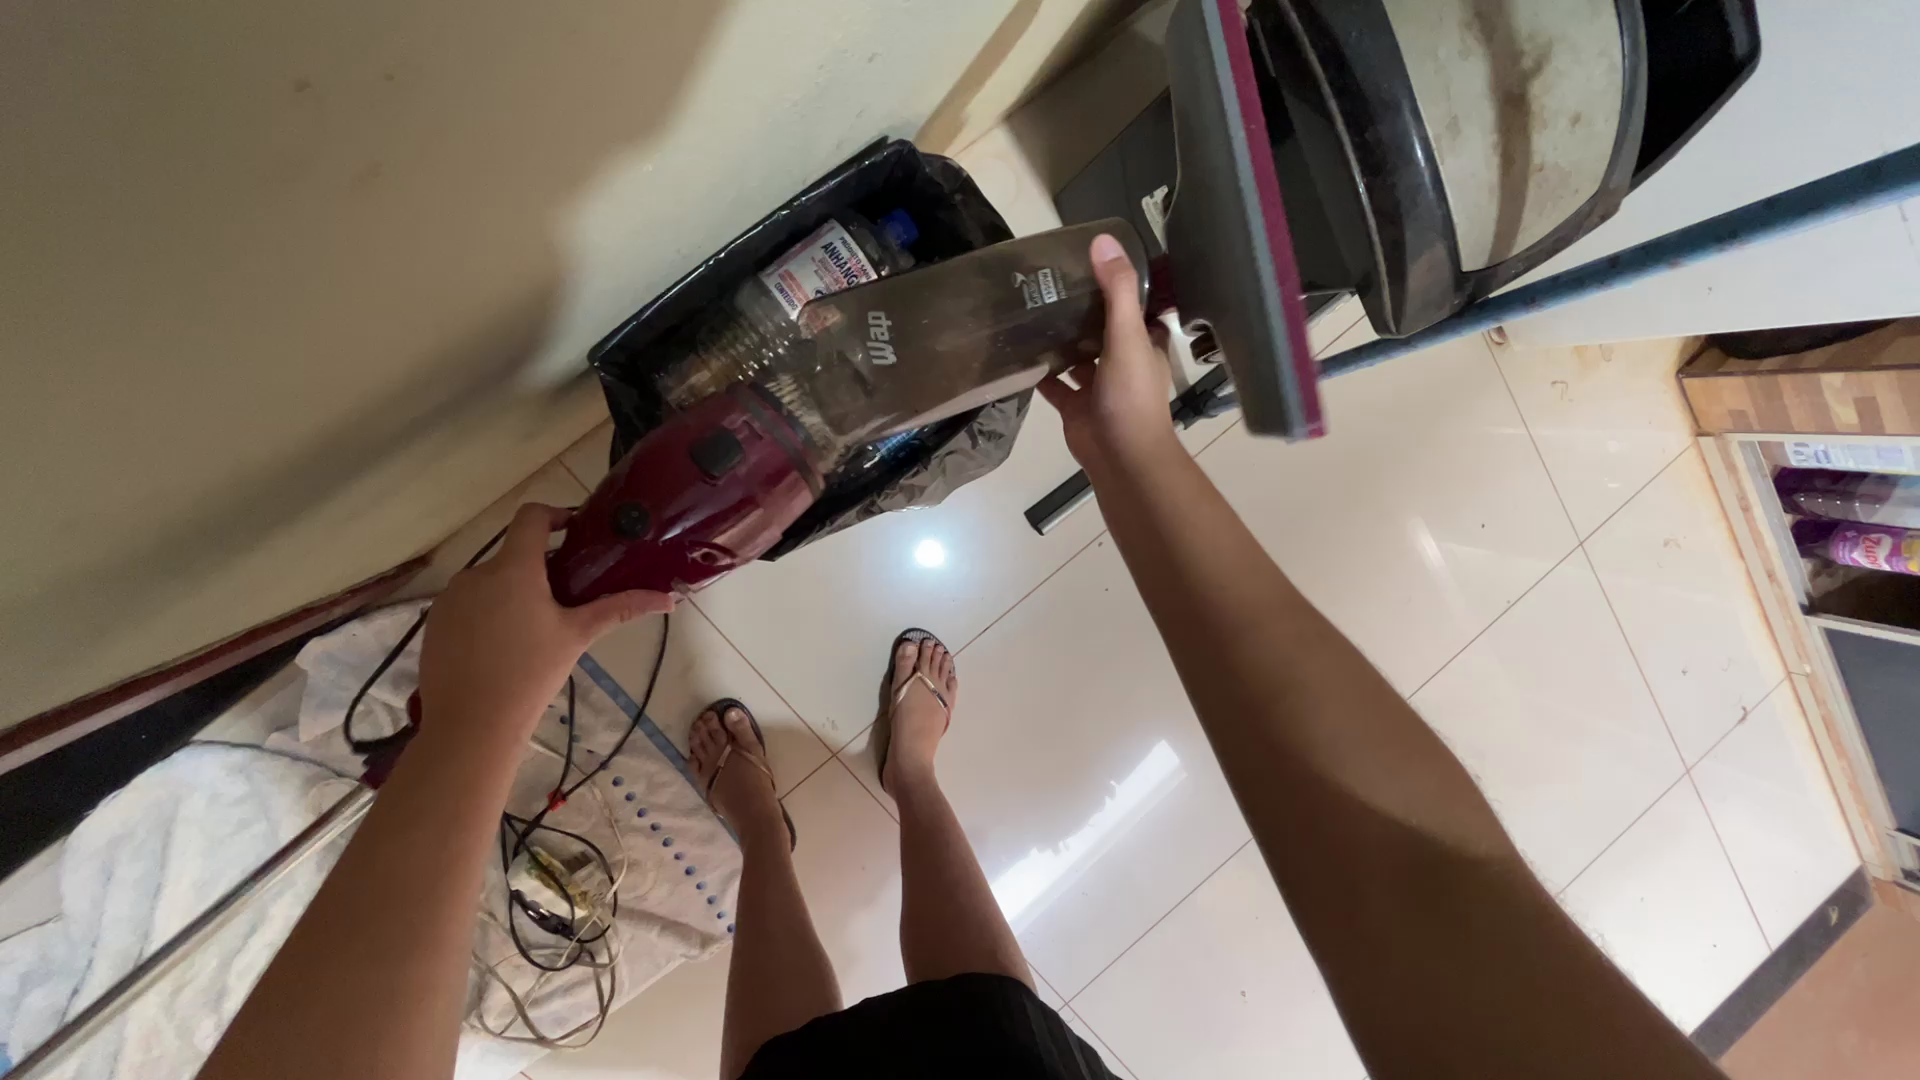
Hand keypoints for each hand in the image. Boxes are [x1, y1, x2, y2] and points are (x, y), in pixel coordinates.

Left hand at [418, 504, 673, 736]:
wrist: (470, 724)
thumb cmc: (531, 673)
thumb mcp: (579, 636)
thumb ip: (621, 608)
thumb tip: (669, 599)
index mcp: (514, 569)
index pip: (531, 517)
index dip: (556, 514)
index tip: (576, 530)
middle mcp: (476, 573)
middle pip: (515, 553)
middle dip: (542, 567)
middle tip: (569, 595)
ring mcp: (450, 598)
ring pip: (492, 579)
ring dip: (515, 590)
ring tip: (536, 626)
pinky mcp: (435, 622)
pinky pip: (469, 602)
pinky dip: (490, 610)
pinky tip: (504, 645)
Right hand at [1037, 234, 1181, 478]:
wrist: (1120, 456)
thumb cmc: (1131, 396)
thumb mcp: (1127, 335)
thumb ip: (1116, 290)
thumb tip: (1102, 240)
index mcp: (1145, 343)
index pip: (1137, 306)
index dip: (1122, 284)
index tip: (1098, 261)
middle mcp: (1124, 361)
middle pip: (1103, 328)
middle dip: (1084, 309)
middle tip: (1054, 280)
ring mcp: (1098, 385)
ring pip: (1078, 356)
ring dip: (1061, 339)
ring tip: (1033, 309)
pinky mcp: (1075, 406)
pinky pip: (1055, 385)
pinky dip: (1041, 372)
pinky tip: (1021, 352)